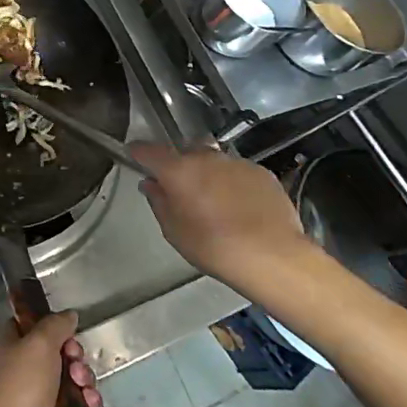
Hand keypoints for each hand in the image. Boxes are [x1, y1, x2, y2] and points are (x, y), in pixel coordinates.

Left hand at [0, 311, 101, 406]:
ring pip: (74, 376)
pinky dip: (88, 402)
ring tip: (81, 386)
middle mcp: (26, 368)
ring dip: (84, 378)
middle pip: (59, 350)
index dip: (49, 323)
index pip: (29, 324)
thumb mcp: (39, 343)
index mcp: (13, 345)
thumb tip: (69, 315)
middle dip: (74, 354)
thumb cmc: (23, 386)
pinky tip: (89, 405)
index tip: (64, 327)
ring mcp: (43, 395)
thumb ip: (56, 324)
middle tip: (74, 360)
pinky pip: (81, 402)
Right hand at [131, 143, 311, 282]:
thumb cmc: (213, 246)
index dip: (139, 152)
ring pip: (214, 161)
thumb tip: (151, 184)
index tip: (134, 154)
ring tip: (214, 200)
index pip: (149, 150)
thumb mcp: (174, 231)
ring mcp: (237, 162)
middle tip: (181, 189)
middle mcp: (206, 157)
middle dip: (179, 165)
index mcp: (178, 170)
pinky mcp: (262, 173)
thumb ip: (159, 202)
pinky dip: (233, 182)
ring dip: (208, 173)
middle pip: (185, 152)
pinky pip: (238, 172)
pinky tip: (240, 206)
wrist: (272, 255)